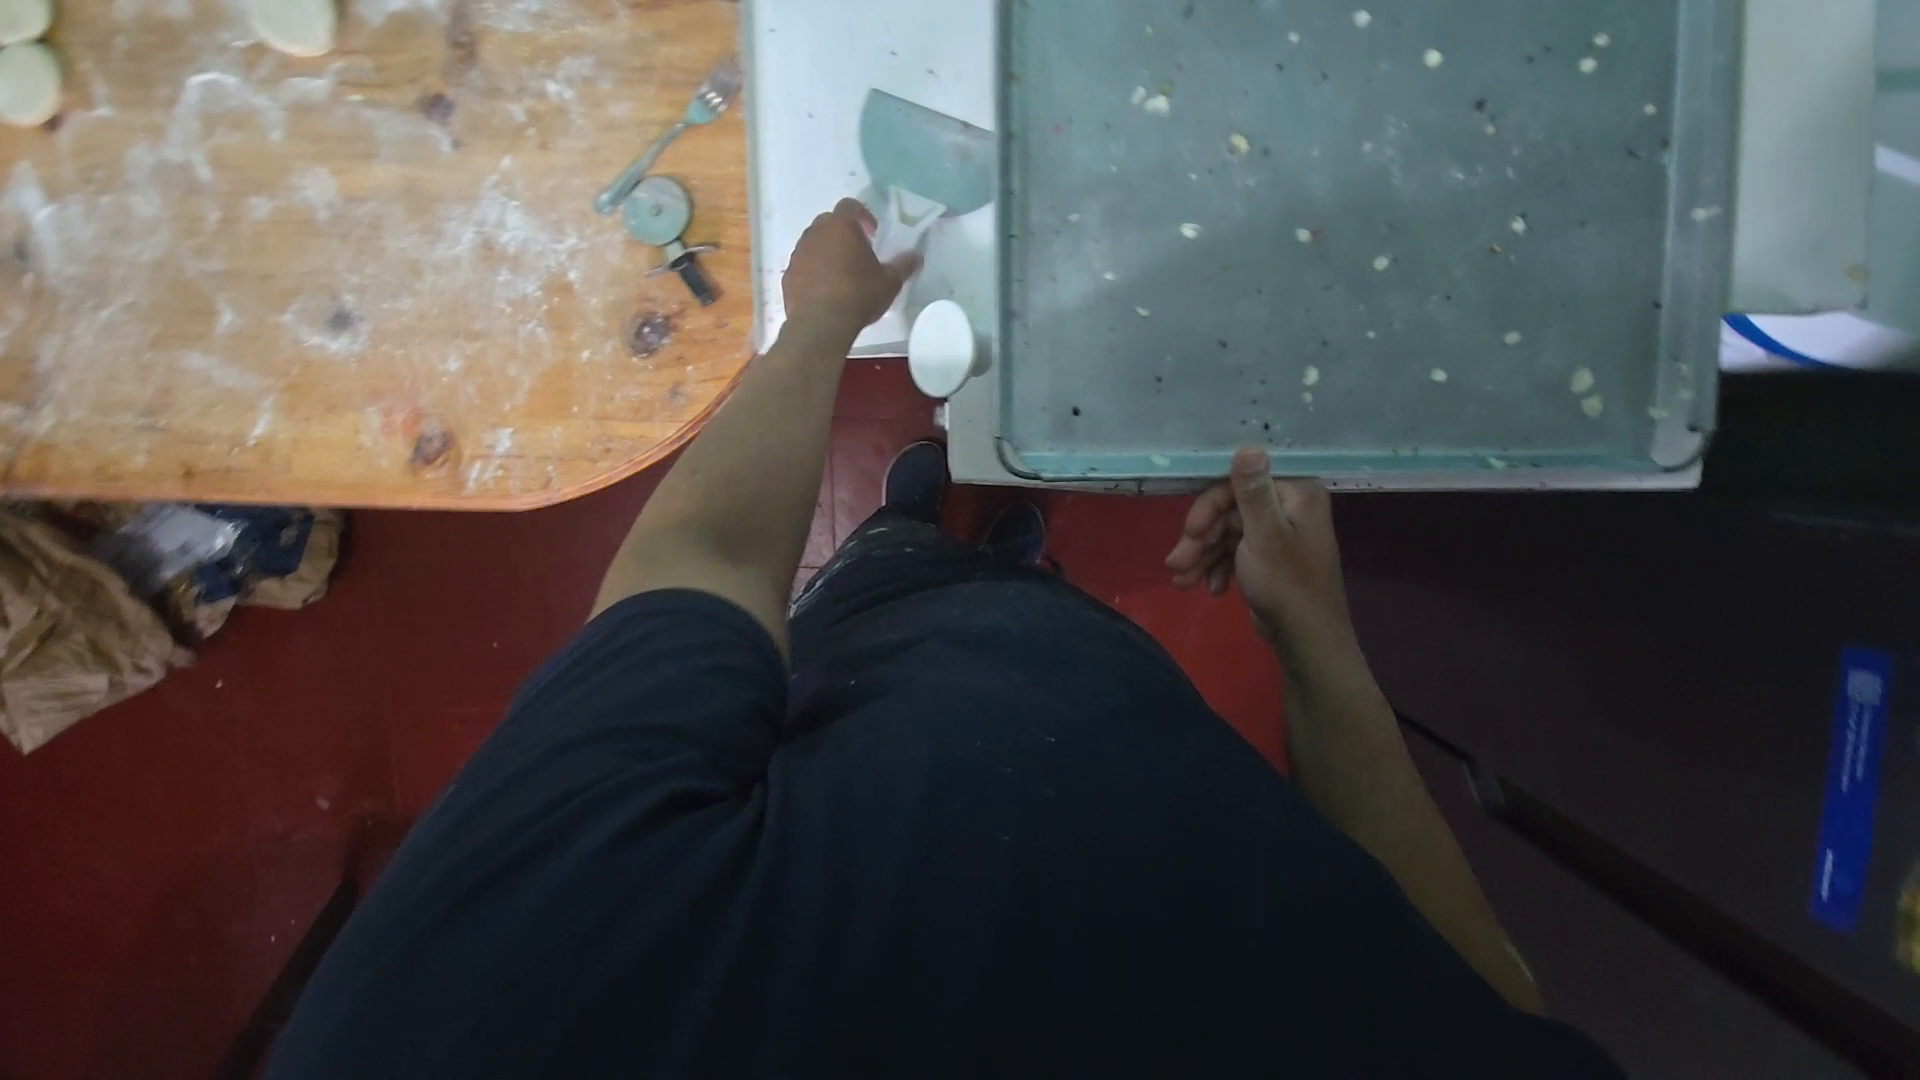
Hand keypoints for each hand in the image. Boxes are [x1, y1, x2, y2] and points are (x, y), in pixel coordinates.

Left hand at [782, 199, 922, 330]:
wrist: (821, 323)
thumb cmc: (859, 295)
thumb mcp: (889, 282)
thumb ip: (903, 265)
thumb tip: (917, 256)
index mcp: (841, 226)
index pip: (850, 206)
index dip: (863, 215)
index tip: (872, 233)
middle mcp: (815, 233)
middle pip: (828, 222)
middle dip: (842, 233)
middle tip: (857, 252)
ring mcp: (798, 254)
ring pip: (813, 244)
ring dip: (826, 252)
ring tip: (841, 274)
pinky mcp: (788, 276)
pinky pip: (802, 266)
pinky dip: (813, 272)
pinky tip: (825, 291)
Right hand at [1165, 447, 1354, 657]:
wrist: (1305, 640)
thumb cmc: (1287, 586)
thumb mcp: (1264, 536)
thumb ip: (1252, 492)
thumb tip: (1249, 445)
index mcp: (1295, 495)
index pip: (1240, 484)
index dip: (1210, 506)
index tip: (1190, 531)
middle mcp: (1288, 508)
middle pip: (1229, 511)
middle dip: (1200, 539)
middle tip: (1176, 564)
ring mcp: (1277, 534)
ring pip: (1226, 534)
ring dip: (1202, 557)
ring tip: (1182, 583)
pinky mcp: (1267, 558)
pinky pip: (1233, 553)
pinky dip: (1217, 569)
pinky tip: (1213, 590)